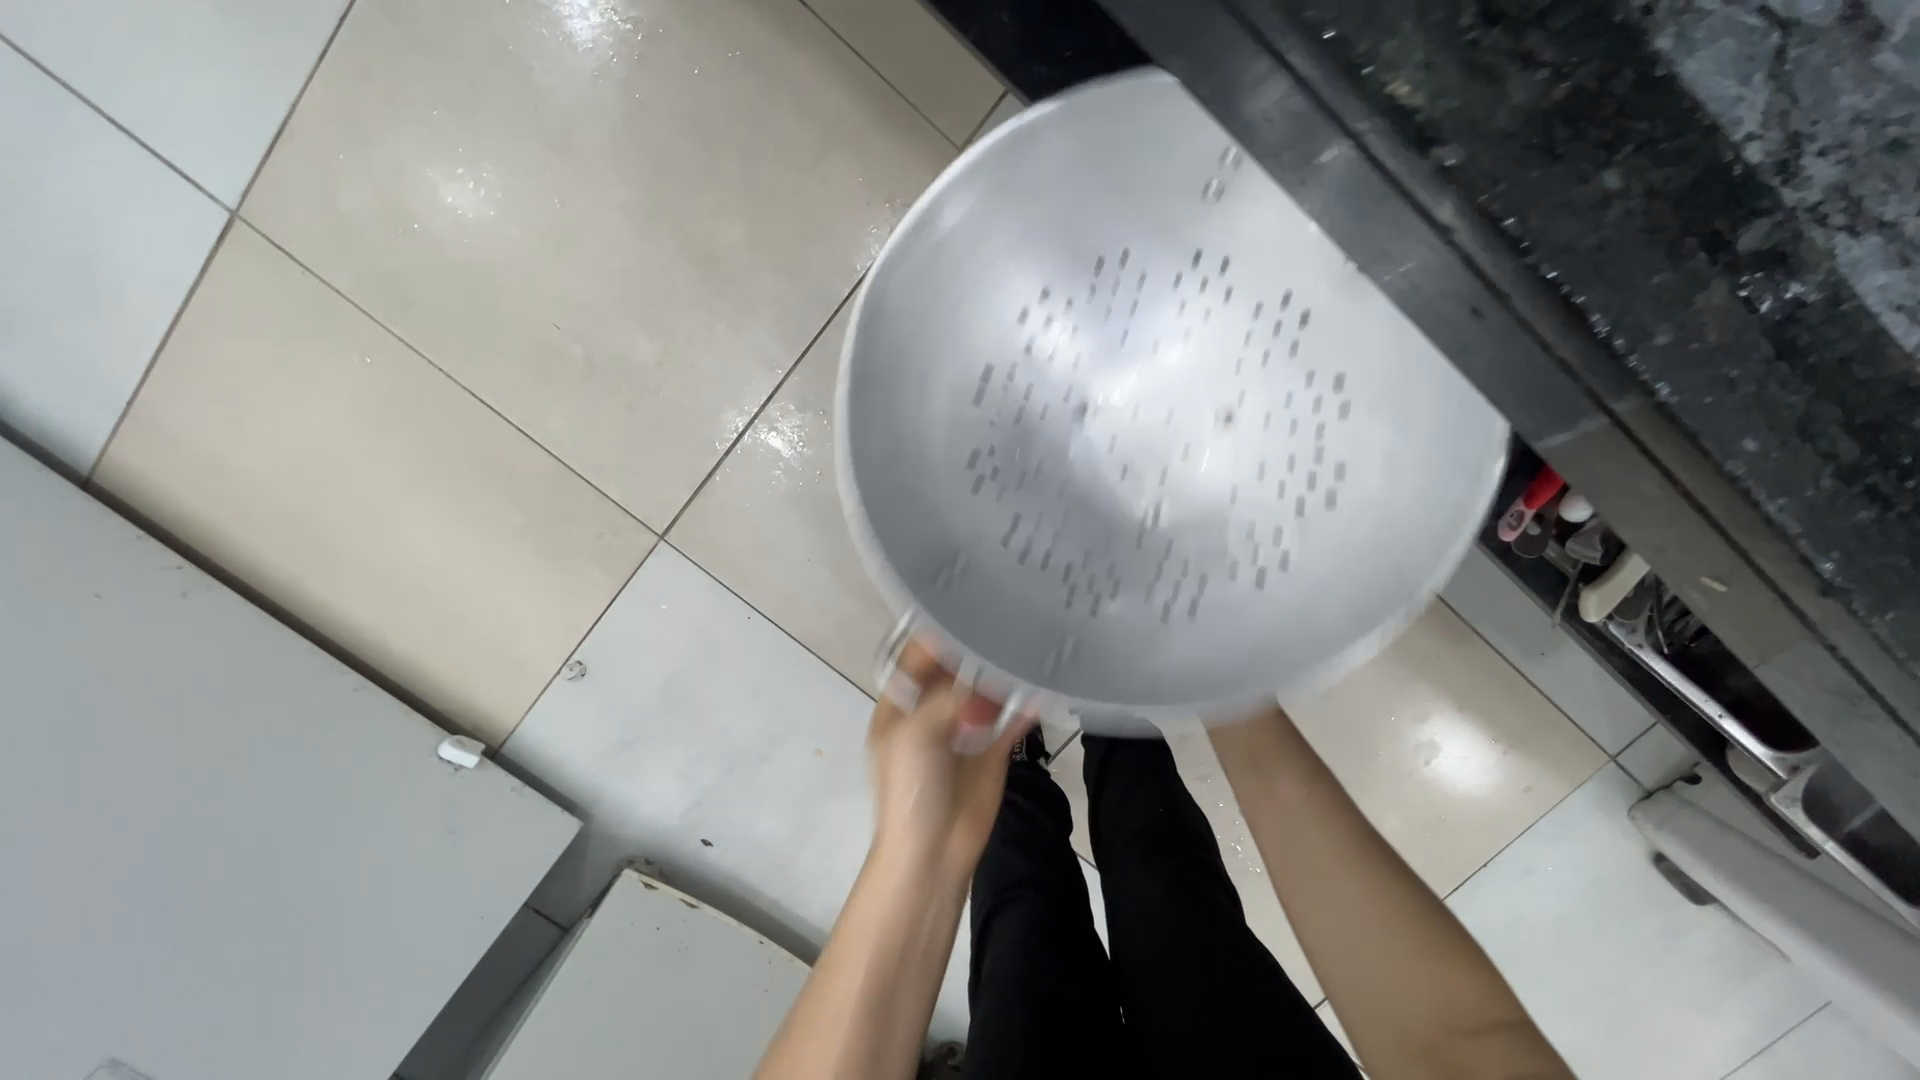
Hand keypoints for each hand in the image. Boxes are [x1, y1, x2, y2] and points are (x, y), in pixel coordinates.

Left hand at [867, 640, 1031, 879]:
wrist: (932, 852)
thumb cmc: (910, 788)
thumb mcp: (916, 733)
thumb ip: (950, 697)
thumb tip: (988, 677)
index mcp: (900, 704)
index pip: (917, 656)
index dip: (937, 633)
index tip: (967, 607)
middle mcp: (931, 709)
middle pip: (956, 669)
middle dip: (977, 649)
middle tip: (1009, 619)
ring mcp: (964, 728)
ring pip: (987, 690)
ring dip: (1004, 673)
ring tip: (1032, 644)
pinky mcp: (993, 749)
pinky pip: (1012, 718)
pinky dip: (1026, 703)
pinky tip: (1045, 685)